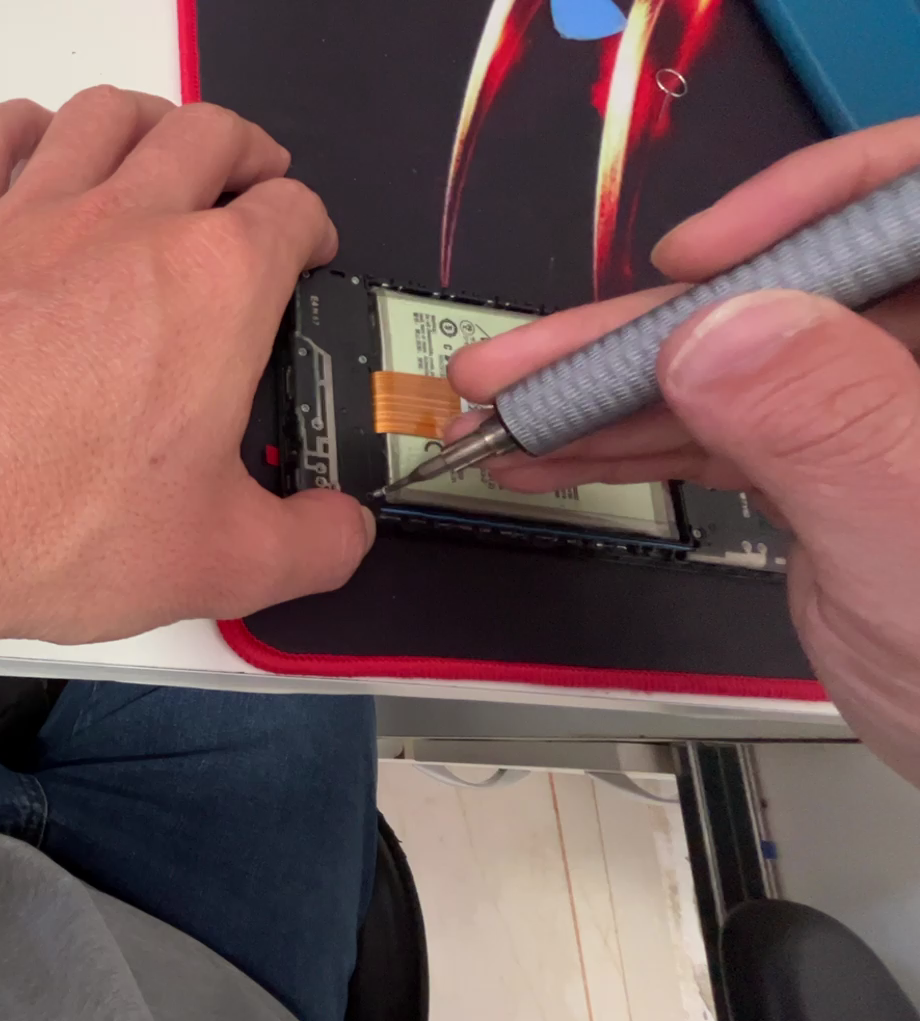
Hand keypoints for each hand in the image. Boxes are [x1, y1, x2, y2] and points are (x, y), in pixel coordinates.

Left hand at [0, 88, 371, 646]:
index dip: (310, 230)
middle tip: (249, 189)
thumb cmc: (50, 531)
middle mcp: (125, 225)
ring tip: (160, 155)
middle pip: (208, 136)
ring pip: (105, 116)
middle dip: (245, 154)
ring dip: (148, 122)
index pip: (291, 215)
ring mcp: (27, 219)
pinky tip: (35, 154)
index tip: (303, 257)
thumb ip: (311, 544)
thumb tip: (342, 528)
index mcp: (214, 285)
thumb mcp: (218, 564)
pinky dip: (23, 128)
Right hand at [447, 117, 919, 782]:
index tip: (689, 263)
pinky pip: (707, 430)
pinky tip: (541, 457)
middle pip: (782, 297)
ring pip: (721, 369)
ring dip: (593, 398)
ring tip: (495, 422)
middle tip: (513, 365)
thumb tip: (713, 329)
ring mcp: (880, 410)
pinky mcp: (823, 460)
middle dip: (630, 334)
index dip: (810, 205)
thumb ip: (830, 428)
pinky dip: (616, 445)